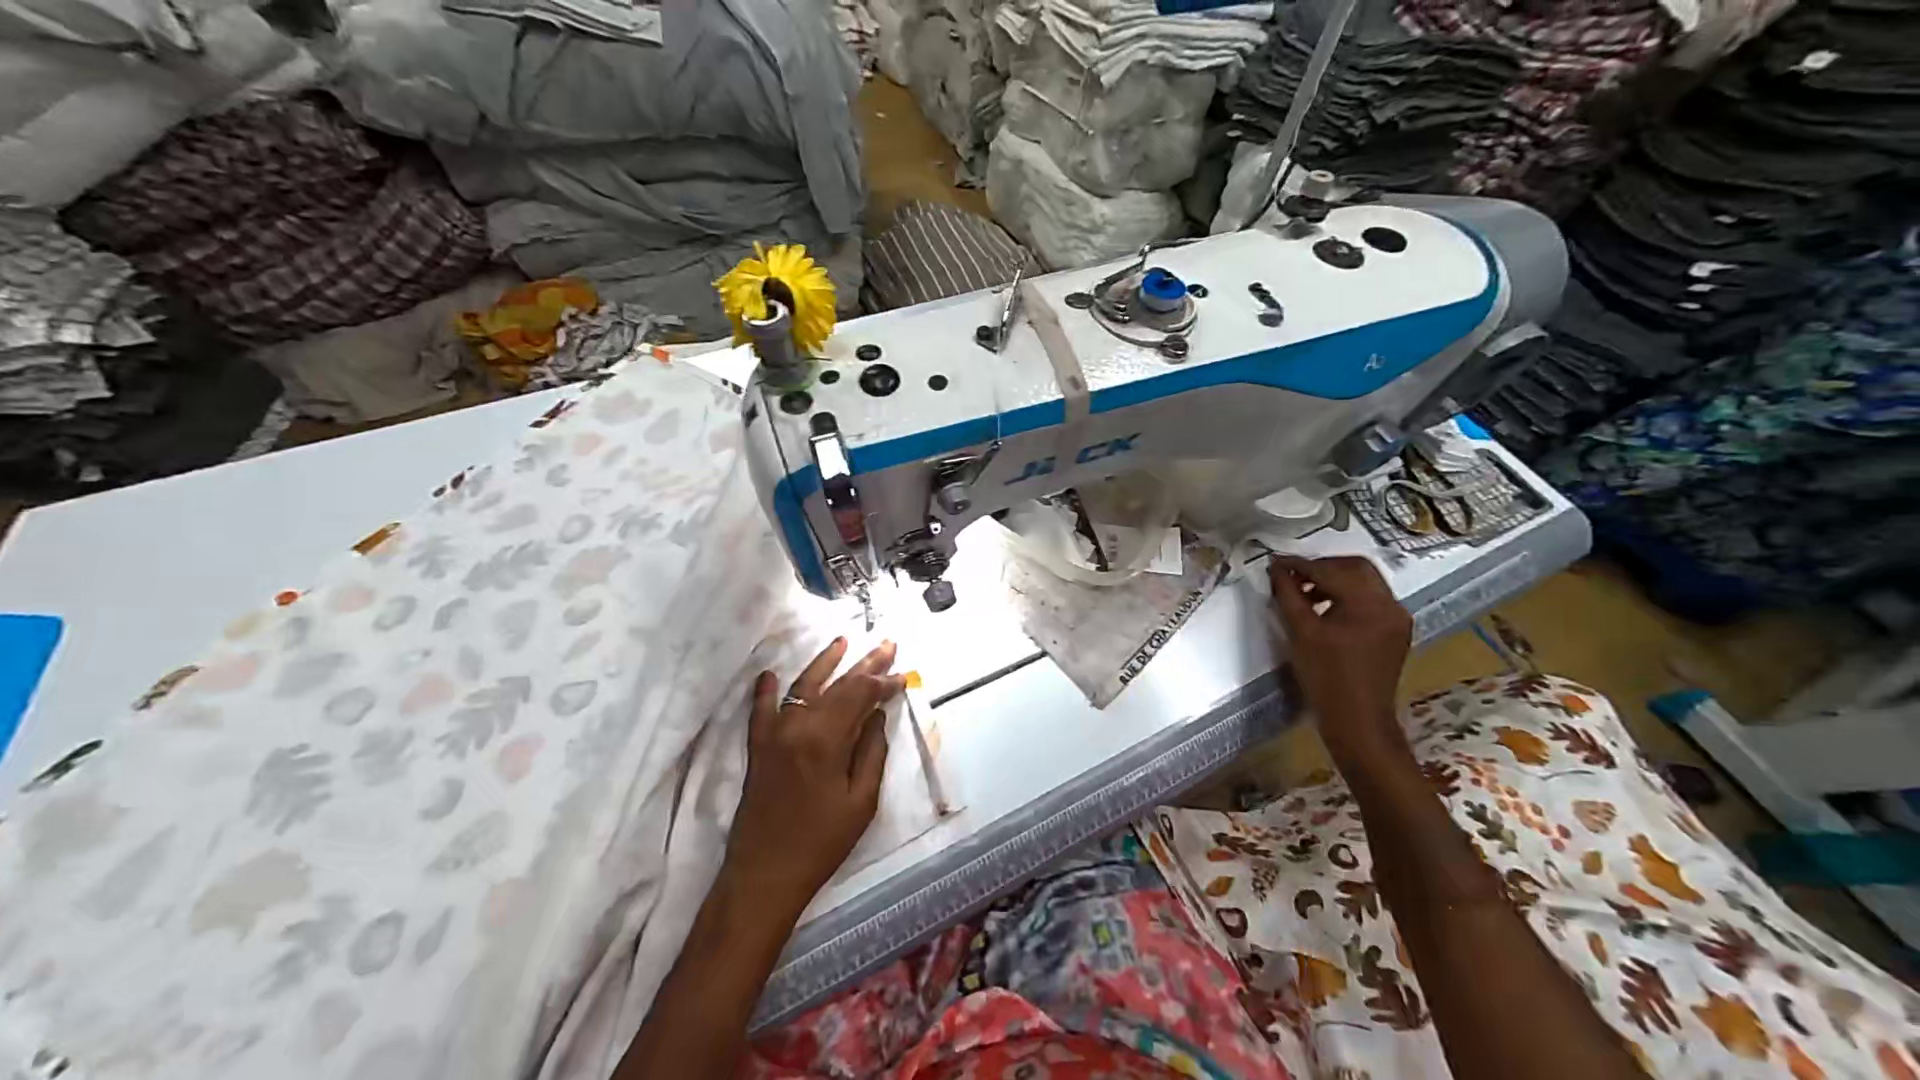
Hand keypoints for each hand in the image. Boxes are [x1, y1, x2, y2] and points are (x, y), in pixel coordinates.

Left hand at [724, 638, 906, 916]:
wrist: (764, 875)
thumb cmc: (821, 843)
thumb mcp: (861, 802)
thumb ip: (871, 753)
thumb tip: (877, 716)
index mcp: (827, 739)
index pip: (861, 696)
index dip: (883, 682)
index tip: (902, 674)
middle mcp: (798, 726)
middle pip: (837, 685)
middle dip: (864, 664)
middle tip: (886, 644)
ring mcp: (774, 734)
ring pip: (802, 687)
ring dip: (824, 663)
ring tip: (841, 641)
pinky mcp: (757, 747)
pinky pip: (760, 710)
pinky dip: (765, 690)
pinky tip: (770, 674)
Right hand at [1269, 556, 1412, 766]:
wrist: (1357, 720)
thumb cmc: (1325, 677)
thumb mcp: (1301, 632)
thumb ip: (1288, 595)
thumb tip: (1276, 569)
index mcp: (1370, 603)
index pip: (1331, 571)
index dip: (1300, 565)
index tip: (1275, 563)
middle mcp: (1391, 604)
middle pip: (1356, 568)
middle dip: (1322, 567)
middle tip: (1292, 576)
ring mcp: (1397, 618)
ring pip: (1365, 582)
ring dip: (1334, 581)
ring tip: (1304, 593)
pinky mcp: (1395, 631)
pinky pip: (1371, 600)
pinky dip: (1347, 596)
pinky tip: (1324, 609)